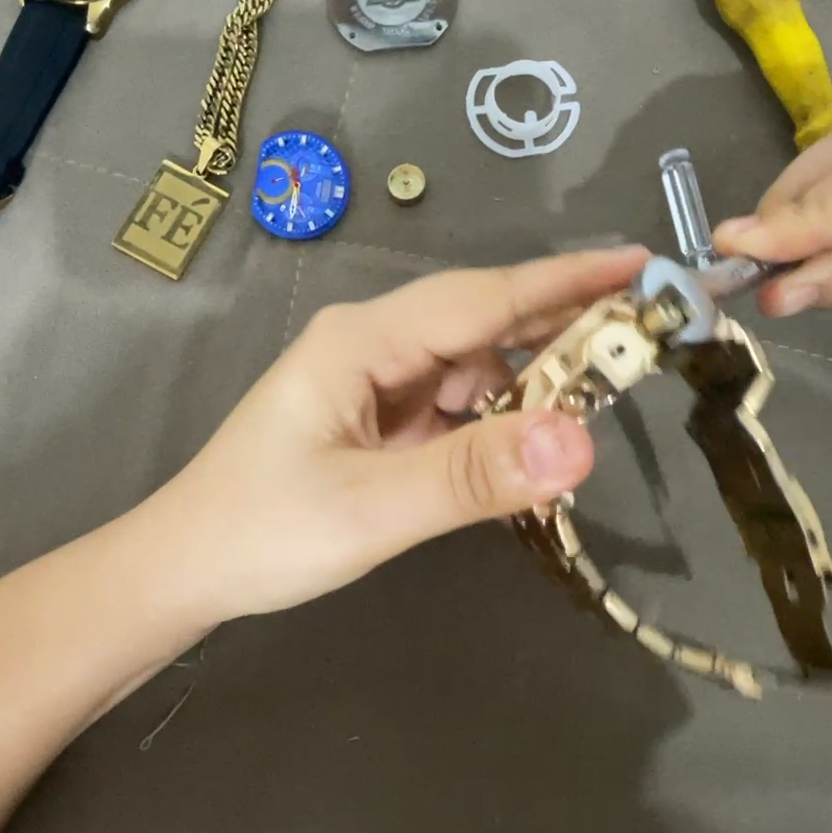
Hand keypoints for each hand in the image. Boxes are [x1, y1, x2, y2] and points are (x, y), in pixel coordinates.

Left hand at [136, 247, 651, 623]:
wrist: (188, 567)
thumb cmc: (263, 530)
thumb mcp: (372, 508)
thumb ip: (473, 475)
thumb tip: (582, 443)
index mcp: (362, 340)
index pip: (483, 297)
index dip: (565, 280)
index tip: (643, 265)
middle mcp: (372, 346)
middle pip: (483, 326)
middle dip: (560, 332)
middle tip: (642, 345)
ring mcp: (374, 383)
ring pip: (472, 370)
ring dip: (530, 389)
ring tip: (593, 412)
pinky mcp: (377, 421)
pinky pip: (453, 409)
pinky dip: (495, 426)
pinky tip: (526, 452)